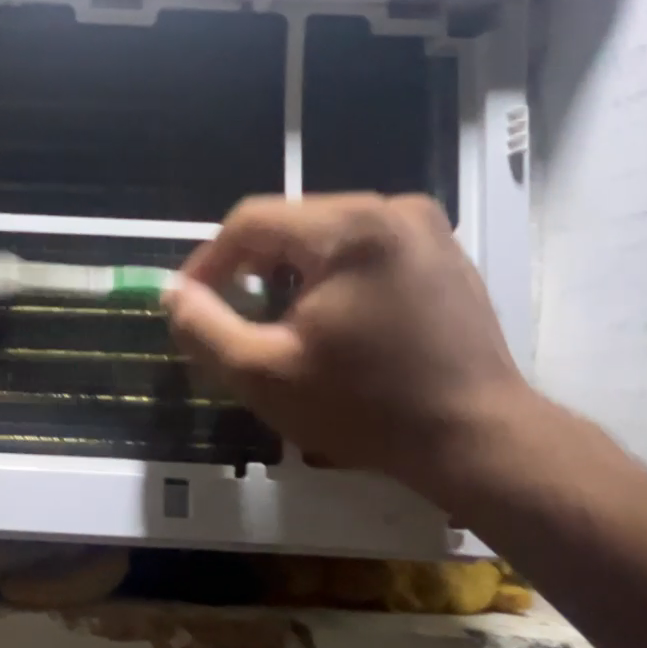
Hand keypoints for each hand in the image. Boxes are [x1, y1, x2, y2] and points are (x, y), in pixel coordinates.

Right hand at [162, 193, 534, 486]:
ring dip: (288, 276)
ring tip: (277, 328)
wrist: (474, 437)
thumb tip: (172, 294)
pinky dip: (330, 280)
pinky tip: (328, 326)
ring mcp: (427, 230)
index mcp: (348, 228)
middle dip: (249, 271)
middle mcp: (392, 210)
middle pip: (289, 225)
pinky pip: (364, 252)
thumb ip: (203, 327)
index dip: (206, 262)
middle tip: (232, 323)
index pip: (250, 221)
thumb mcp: (260, 373)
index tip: (189, 306)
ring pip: (325, 238)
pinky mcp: (444, 257)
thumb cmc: (361, 405)